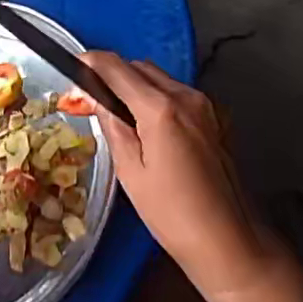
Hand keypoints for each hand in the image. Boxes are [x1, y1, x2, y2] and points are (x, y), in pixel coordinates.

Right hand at [82, 52, 302, 301]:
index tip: (72, 65)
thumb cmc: (173, 214)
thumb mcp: (131, 173)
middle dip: (112, 74)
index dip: (91, 61)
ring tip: (114, 111)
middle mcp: (185, 96)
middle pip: (139, 67)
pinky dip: (154, 96)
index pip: (117, 68)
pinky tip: (144, 123)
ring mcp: (203, 104)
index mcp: (161, 108)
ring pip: (158, 77)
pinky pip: (175, 92)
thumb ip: (112, 126)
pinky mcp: (212, 116)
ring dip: (134, 84)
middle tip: (90, 96)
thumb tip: (95, 98)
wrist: (230, 240)